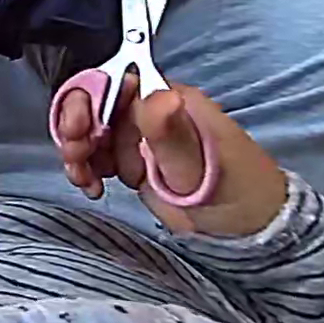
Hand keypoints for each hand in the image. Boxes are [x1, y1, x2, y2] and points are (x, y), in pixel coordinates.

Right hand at [54, 77, 287, 234]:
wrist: (249, 239)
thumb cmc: (233, 195)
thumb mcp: (199, 166)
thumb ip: (170, 133)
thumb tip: (157, 95)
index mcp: (168, 99)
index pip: (114, 84)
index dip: (87, 102)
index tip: (76, 130)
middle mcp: (150, 112)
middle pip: (96, 105)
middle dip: (77, 128)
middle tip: (74, 155)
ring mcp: (140, 137)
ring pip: (91, 131)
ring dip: (78, 152)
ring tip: (85, 179)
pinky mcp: (133, 161)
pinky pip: (98, 155)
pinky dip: (87, 168)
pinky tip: (92, 186)